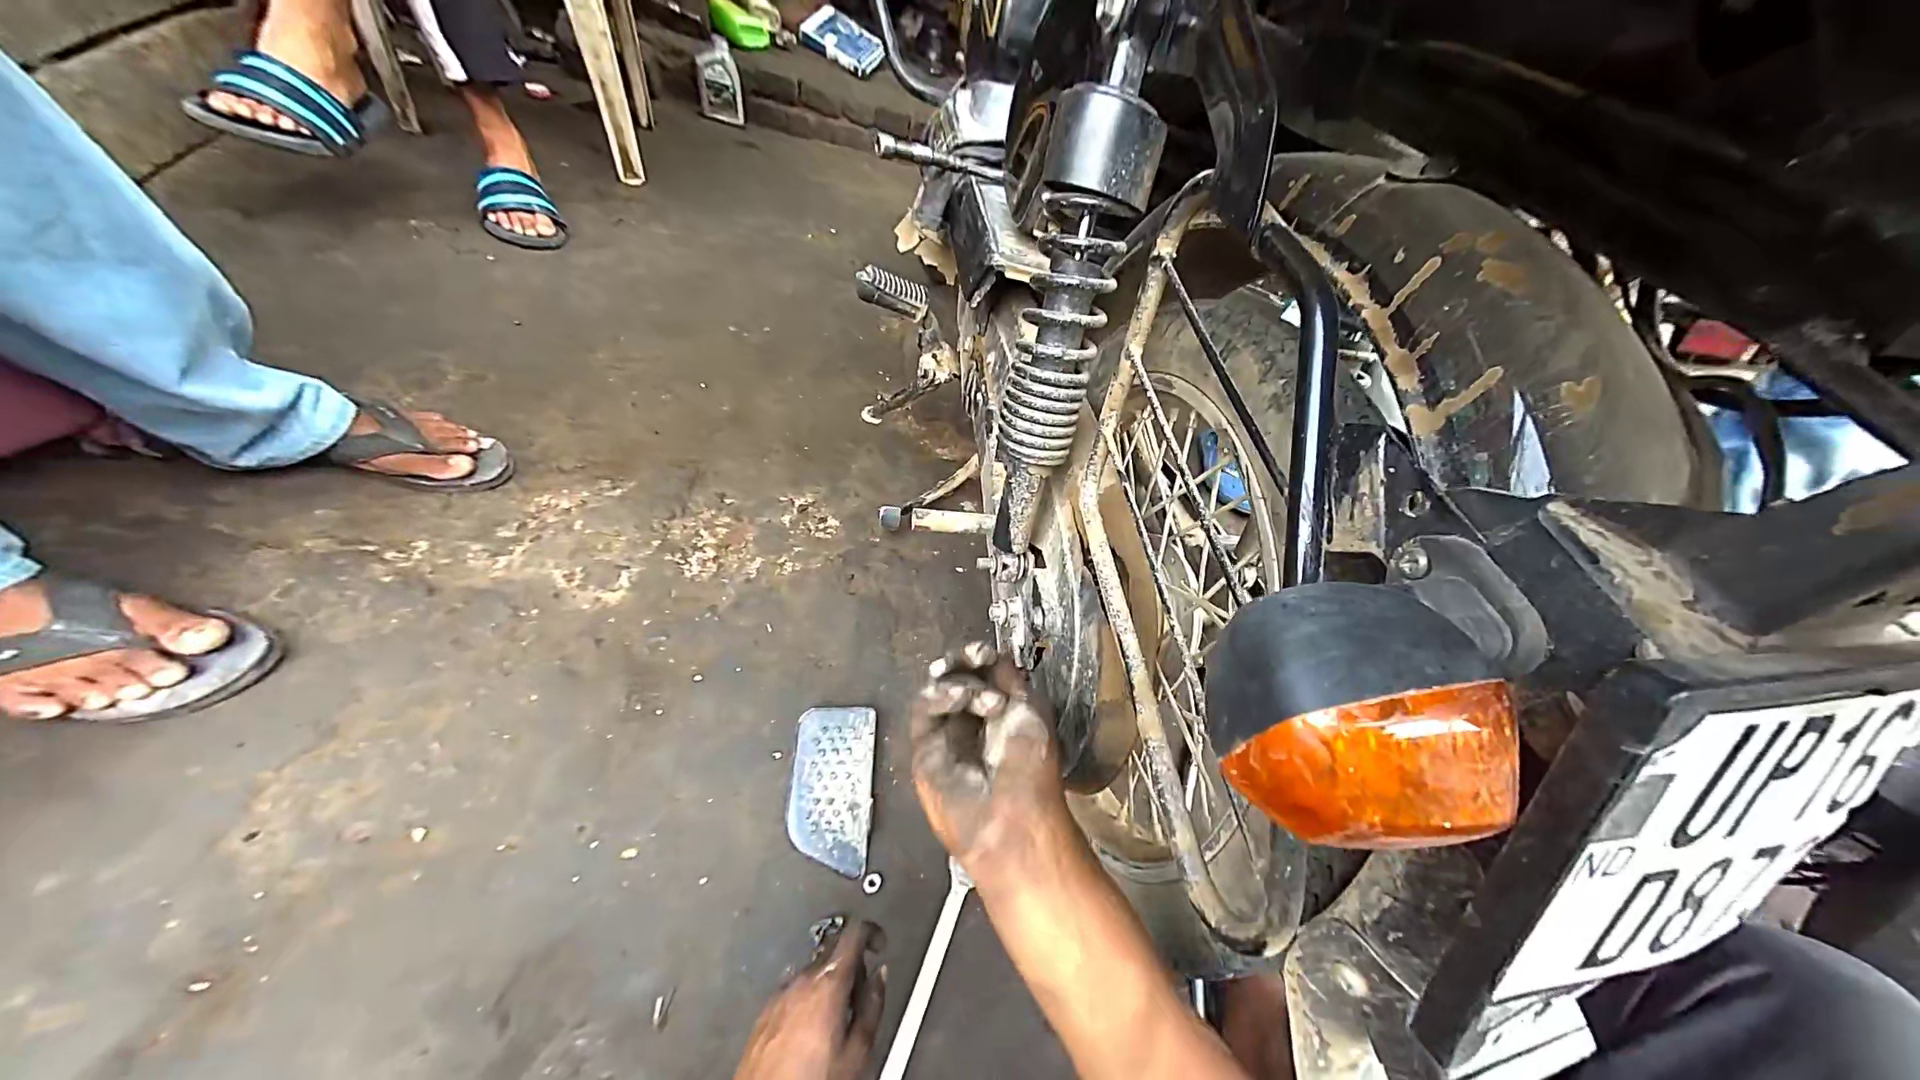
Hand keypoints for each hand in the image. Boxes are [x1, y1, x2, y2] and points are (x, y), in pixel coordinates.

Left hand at [734, 920, 886, 1079]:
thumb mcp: (857, 1052)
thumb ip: (873, 1005)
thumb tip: (880, 976)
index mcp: (829, 984)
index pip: (853, 934)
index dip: (871, 932)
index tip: (879, 945)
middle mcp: (802, 980)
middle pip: (833, 951)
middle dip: (852, 964)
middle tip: (861, 994)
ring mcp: (780, 994)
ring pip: (813, 973)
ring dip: (829, 984)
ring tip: (836, 1019)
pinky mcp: (765, 1012)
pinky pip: (793, 990)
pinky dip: (807, 998)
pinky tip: (810, 1029)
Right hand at [910, 642, 1074, 880]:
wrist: (1014, 819)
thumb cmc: (1032, 770)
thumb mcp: (1030, 712)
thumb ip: (1008, 679)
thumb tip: (996, 656)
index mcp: (1000, 712)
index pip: (981, 673)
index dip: (980, 657)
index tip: (985, 651)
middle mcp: (971, 720)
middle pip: (954, 676)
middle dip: (962, 661)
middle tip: (974, 655)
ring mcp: (947, 734)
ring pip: (936, 690)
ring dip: (958, 682)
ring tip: (987, 701)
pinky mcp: (926, 749)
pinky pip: (924, 711)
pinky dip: (939, 696)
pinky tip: (958, 698)